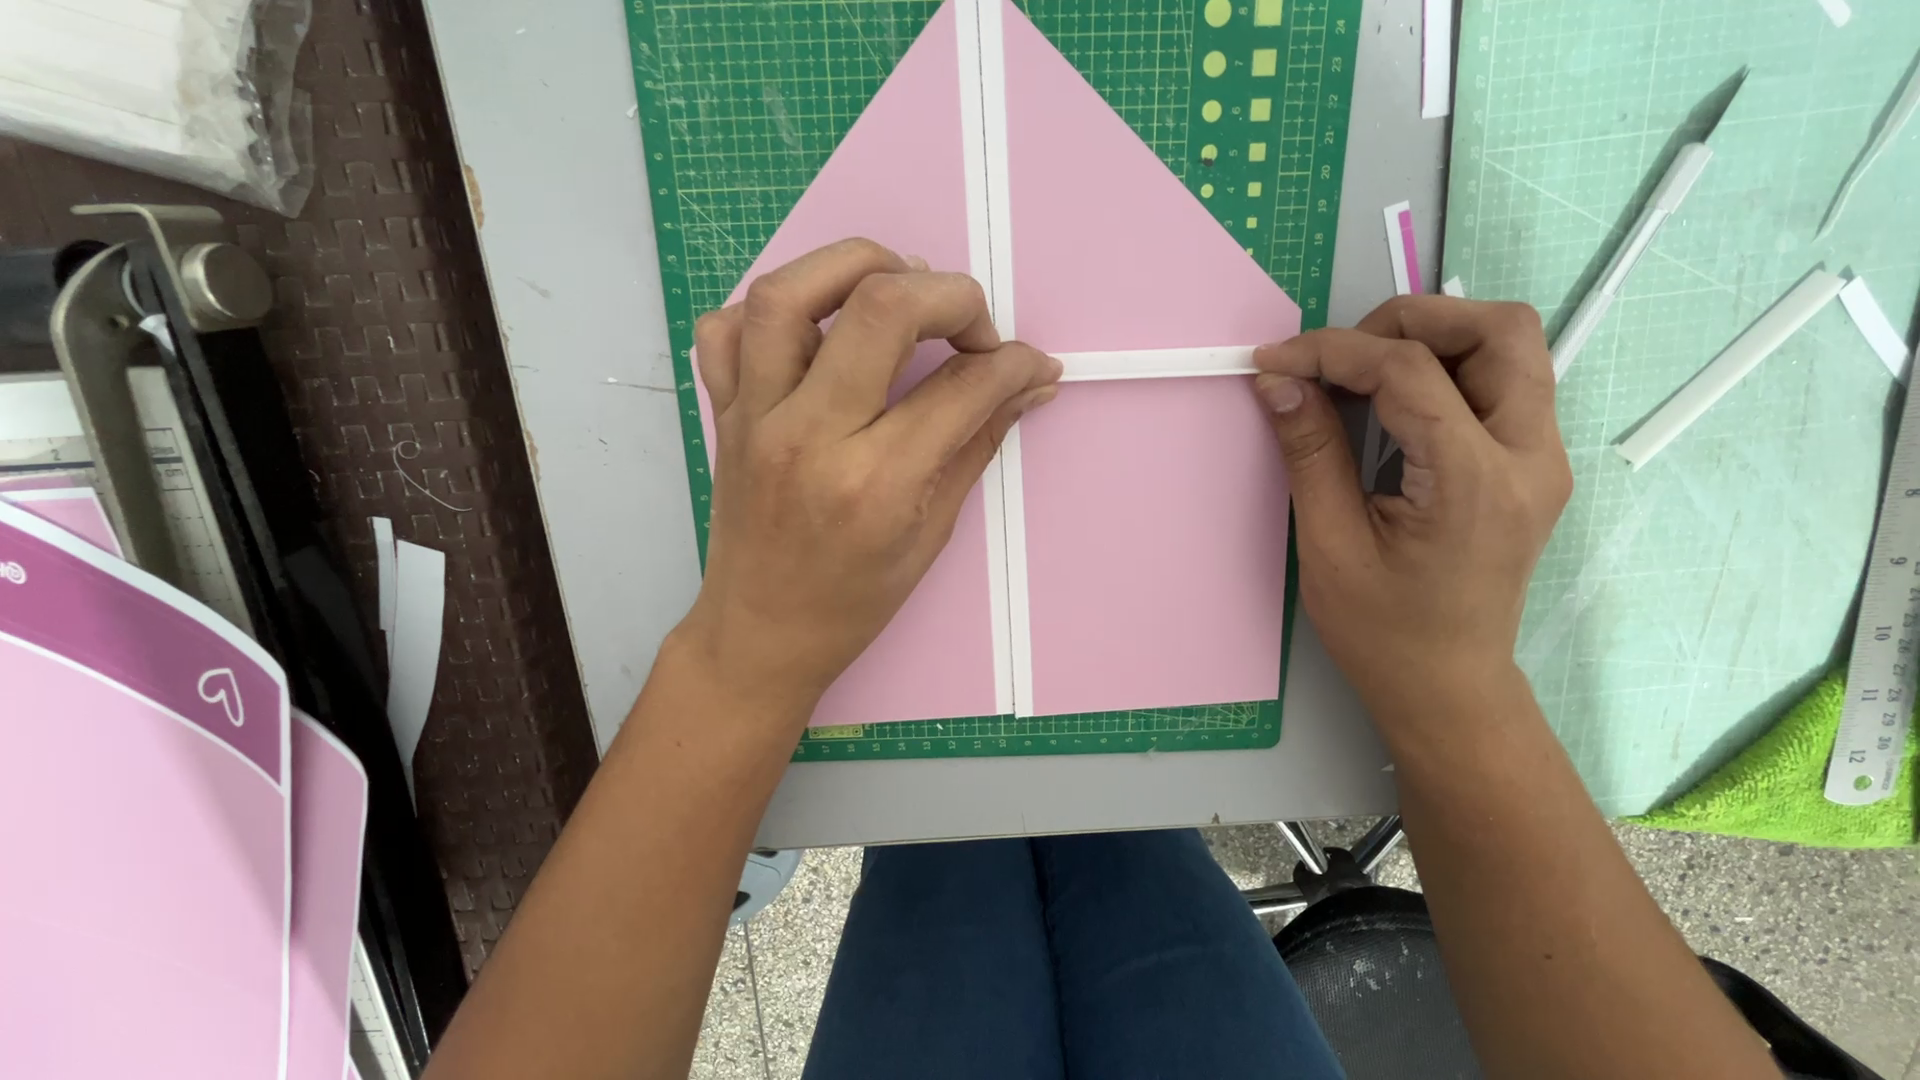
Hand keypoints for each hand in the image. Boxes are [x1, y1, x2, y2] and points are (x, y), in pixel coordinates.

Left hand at [674, 238, 1060, 720]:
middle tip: (970, 324)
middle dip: (948, 295)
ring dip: (855, 266)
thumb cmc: (852, 602)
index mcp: (875, 483)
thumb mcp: (931, 535)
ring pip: (787, 294)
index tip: (1030, 362)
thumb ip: (977, 445)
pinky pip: (724, 332)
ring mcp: (755, 419)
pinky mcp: (724, 414)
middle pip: (879, 308)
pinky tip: (815, 330)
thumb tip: (1027, 386)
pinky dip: (771, 312)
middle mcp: (809, 436)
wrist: (760, 635)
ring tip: (897, 287)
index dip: (1012, 360)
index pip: (960, 386)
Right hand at [1252, 296, 1571, 720]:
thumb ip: (1311, 452)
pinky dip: (1445, 369)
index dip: (1331, 352)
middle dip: (1409, 321)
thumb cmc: (1382, 630)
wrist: (1446, 685)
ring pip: (1510, 347)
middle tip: (1339, 356)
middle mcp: (1529, 456)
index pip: (1409, 371)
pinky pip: (1501, 383)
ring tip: (1362, 372)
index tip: (1274, 362)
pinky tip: (1391, 402)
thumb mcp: (1331, 544)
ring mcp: (1541, 458)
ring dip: (1434, 339)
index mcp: (1473, 481)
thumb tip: (1279, 383)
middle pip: (1498, 330)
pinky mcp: (1531, 465)